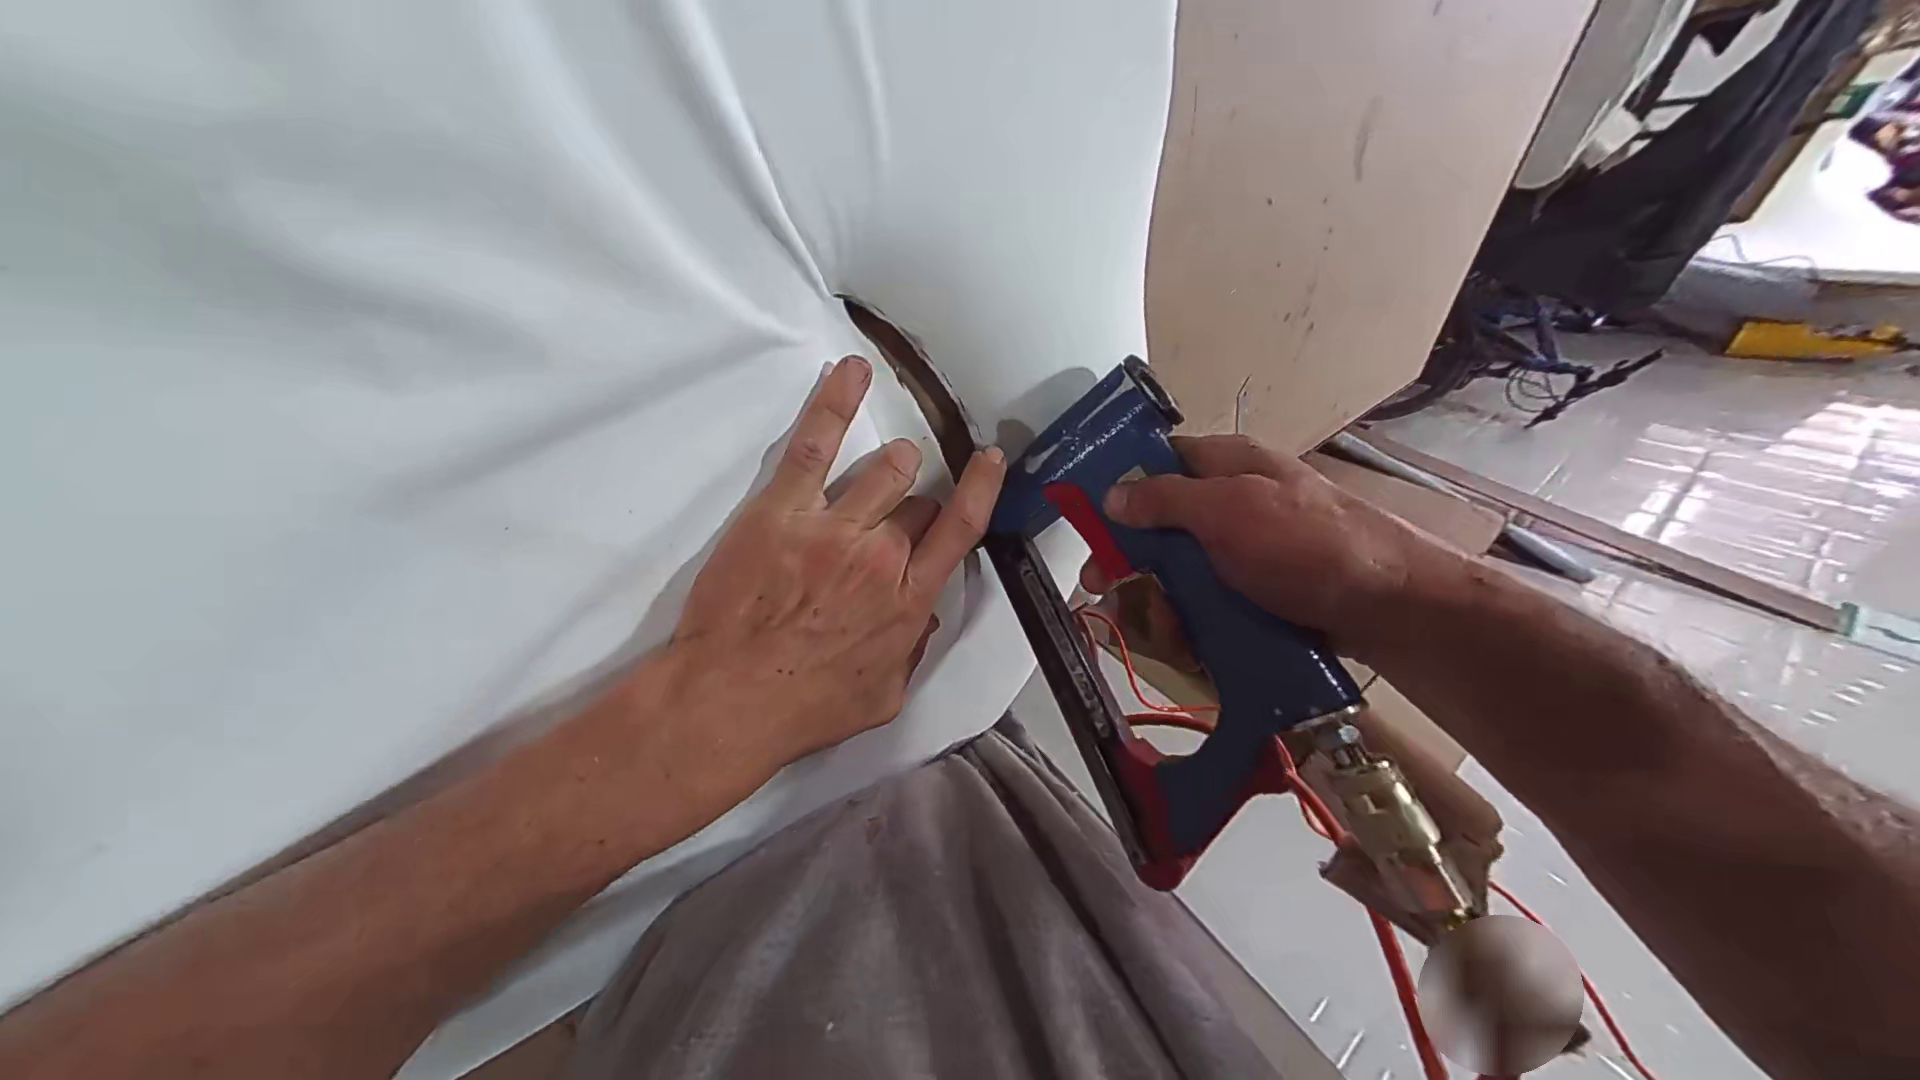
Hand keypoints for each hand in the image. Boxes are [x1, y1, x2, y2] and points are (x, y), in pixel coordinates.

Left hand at [666, 355, 1005, 770]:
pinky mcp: (783, 509)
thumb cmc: (805, 707)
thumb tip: (924, 614)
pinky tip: (853, 370)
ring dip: (895, 463)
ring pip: (886, 468)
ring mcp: (834, 527)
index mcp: (909, 600)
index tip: (989, 460)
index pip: (961, 529)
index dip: (981, 489)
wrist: (727, 702)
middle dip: (916, 505)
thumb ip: (912, 650)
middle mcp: (883, 556)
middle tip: (895, 518)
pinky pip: (816, 443)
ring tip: (890, 465)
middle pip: (918, 503)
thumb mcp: (883, 696)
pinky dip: (836, 402)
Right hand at [1082, 434, 1464, 657]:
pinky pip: (1201, 605)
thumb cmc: (1309, 545)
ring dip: (1160, 604)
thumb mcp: (1230, 511)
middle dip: (1129, 564)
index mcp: (1224, 466)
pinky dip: (1190, 625)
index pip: (1154, 462)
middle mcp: (1228, 505)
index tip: (1089, 522)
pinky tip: (1193, 643)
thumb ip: (1165, 500)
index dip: (1118, 488)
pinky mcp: (1250, 593)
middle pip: (1155, 528)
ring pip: (1173, 574)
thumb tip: (1112, 494)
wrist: (1391, 610)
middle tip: (1101, 588)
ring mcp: (1239, 553)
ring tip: (1170, 629)